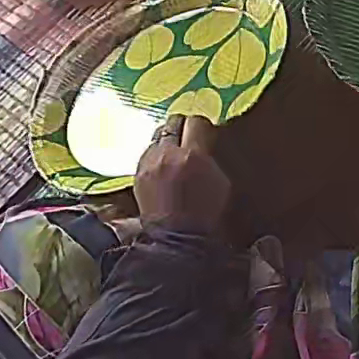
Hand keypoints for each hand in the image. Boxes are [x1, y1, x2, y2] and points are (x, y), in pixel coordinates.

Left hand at [135, 114, 231, 233]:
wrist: (176, 237)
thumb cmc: (205, 212)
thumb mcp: (221, 181)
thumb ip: (210, 156)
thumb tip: (204, 143)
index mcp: (194, 155)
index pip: (196, 121)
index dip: (201, 125)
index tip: (204, 131)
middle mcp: (168, 154)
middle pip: (173, 122)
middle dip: (182, 126)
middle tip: (188, 135)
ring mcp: (149, 163)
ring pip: (158, 136)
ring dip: (168, 140)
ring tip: (174, 151)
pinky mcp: (137, 173)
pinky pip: (148, 152)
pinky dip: (156, 154)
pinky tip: (163, 166)